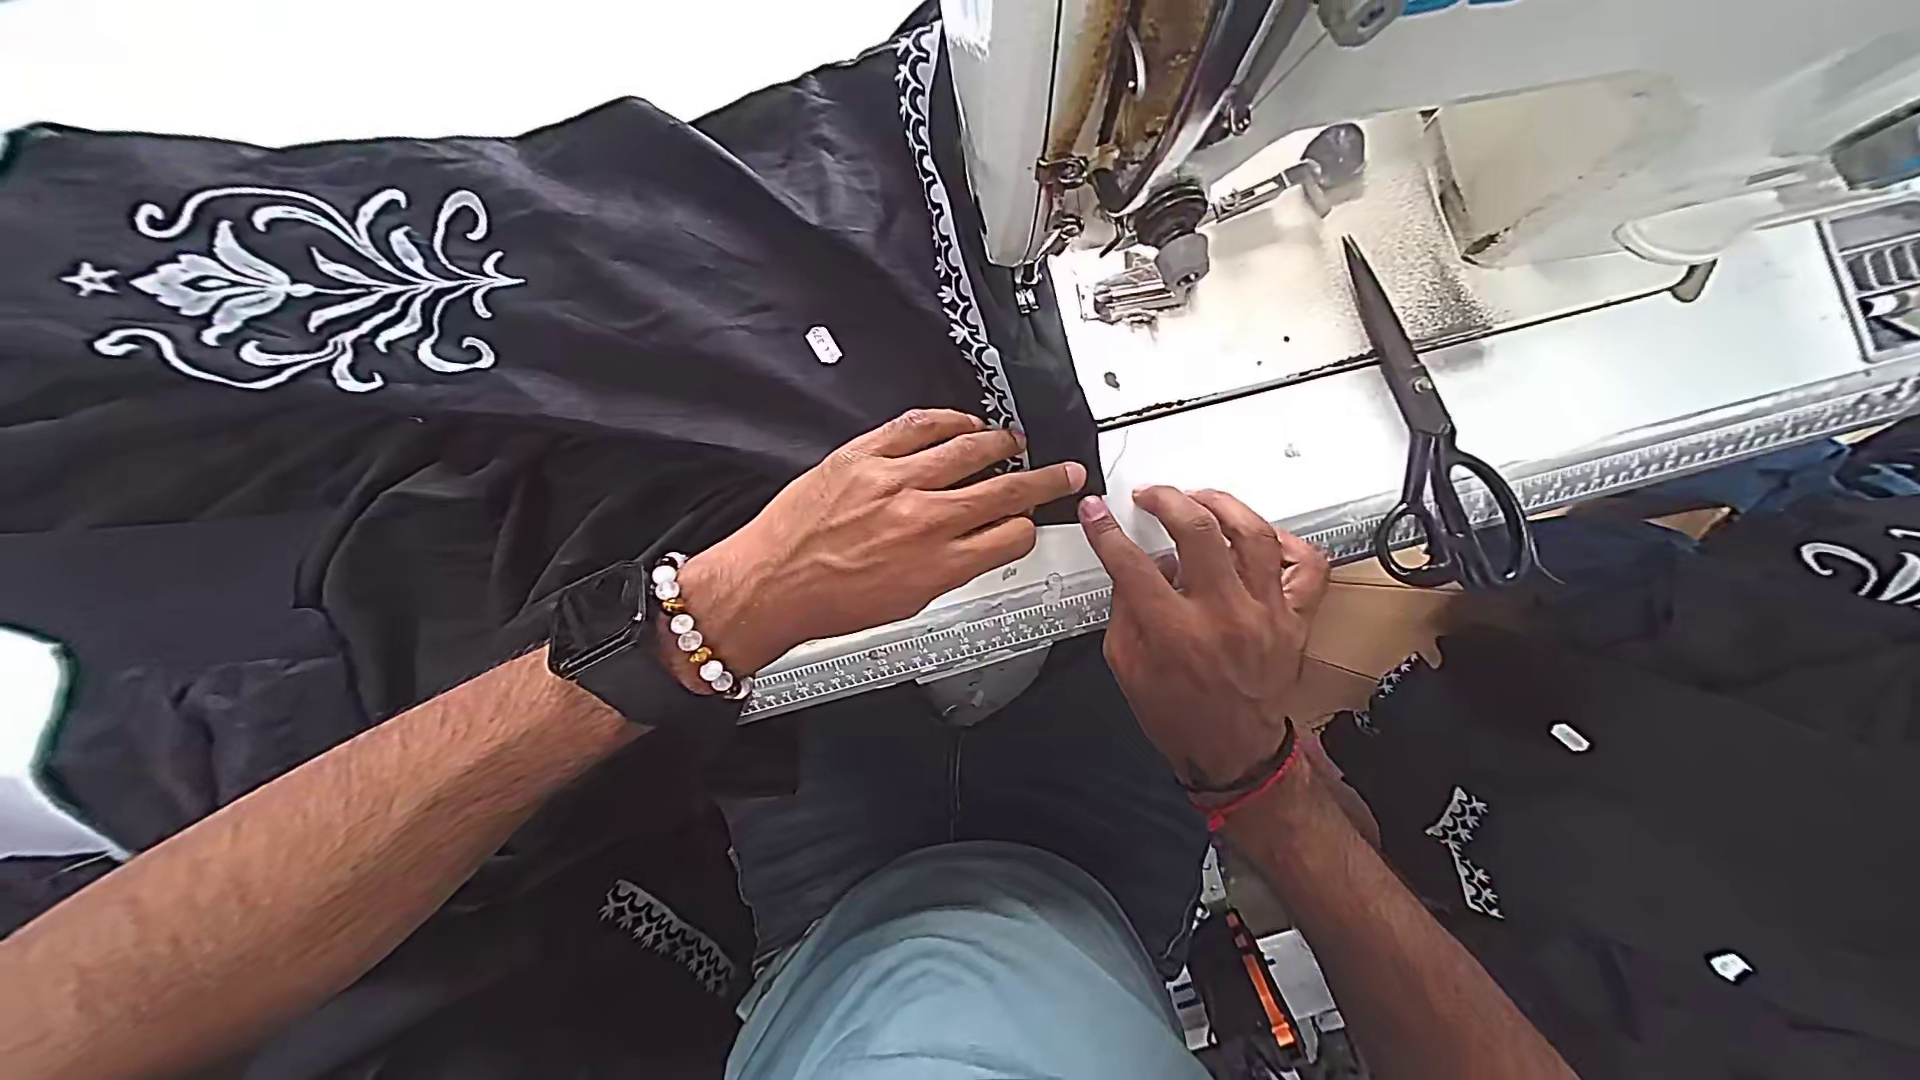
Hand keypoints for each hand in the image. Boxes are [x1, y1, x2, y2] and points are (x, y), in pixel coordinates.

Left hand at [669, 410, 1086, 680]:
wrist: (769, 586)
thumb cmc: (830, 603)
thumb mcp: (908, 602)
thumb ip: (951, 570)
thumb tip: (976, 548)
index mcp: (940, 564)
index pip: (1011, 536)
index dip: (1028, 529)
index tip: (1029, 523)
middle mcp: (925, 519)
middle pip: (1006, 489)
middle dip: (1044, 480)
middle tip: (1059, 472)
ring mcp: (895, 482)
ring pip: (969, 449)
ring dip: (1001, 443)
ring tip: (1014, 441)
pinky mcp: (864, 456)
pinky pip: (918, 425)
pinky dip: (948, 420)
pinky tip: (963, 422)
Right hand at [1077, 487, 1328, 791]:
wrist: (1232, 752)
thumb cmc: (1180, 715)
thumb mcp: (1126, 664)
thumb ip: (1124, 610)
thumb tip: (1129, 567)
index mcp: (1172, 633)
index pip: (1130, 562)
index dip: (1105, 529)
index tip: (1097, 512)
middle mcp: (1221, 617)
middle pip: (1196, 531)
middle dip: (1165, 500)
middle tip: (1152, 496)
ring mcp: (1263, 615)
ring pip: (1252, 534)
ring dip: (1220, 504)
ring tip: (1200, 499)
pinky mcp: (1292, 619)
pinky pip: (1304, 564)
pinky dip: (1282, 540)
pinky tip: (1256, 534)